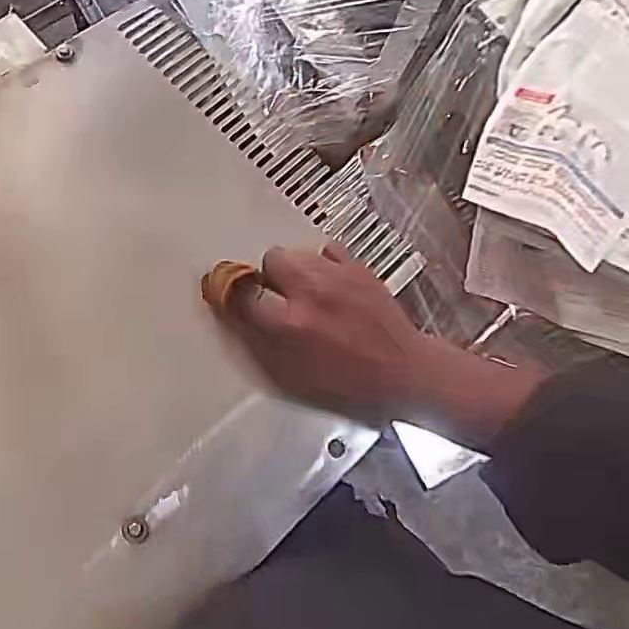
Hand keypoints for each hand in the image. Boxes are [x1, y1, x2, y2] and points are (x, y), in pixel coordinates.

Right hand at [213, 243, 541, 442]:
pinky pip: (325, 250)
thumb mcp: (292, 372)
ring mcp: (337, 276)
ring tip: (307, 292)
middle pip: (270, 259)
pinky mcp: (358, 268)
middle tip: (279, 296)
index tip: (224, 290)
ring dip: (294, 270)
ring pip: (296, 252)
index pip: (242, 293)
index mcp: (290, 324)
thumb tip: (236, 310)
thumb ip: (260, 338)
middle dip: (269, 276)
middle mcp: (311, 293)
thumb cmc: (347, 378)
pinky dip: (321, 263)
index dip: (229, 290)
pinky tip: (328, 282)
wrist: (403, 369)